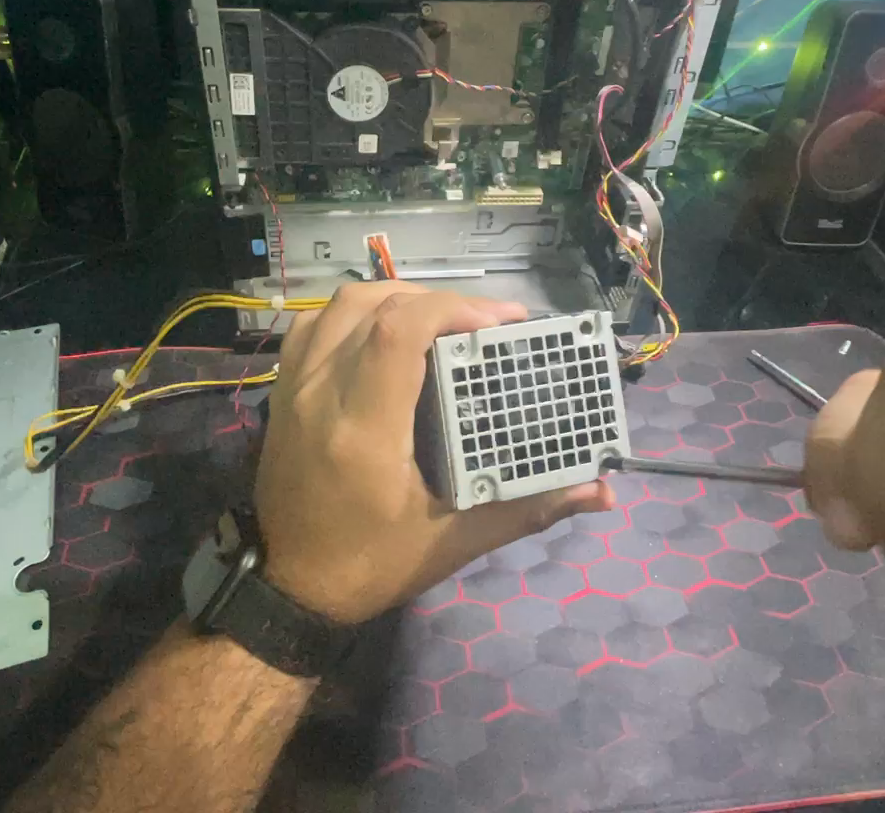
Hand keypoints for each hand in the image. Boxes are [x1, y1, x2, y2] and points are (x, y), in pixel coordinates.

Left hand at [256, 283, 613, 623]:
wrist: (287, 587)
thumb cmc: (370, 565)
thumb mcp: (452, 543)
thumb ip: (526, 509)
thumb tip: (601, 494)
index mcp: (364, 432)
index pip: (399, 334)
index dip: (451, 308)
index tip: (498, 321)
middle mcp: (322, 396)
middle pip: (373, 306)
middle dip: (437, 300)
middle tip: (481, 323)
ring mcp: (295, 388)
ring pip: (341, 305)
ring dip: (396, 297)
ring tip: (439, 317)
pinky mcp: (283, 391)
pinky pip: (315, 324)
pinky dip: (355, 312)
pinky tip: (384, 330)